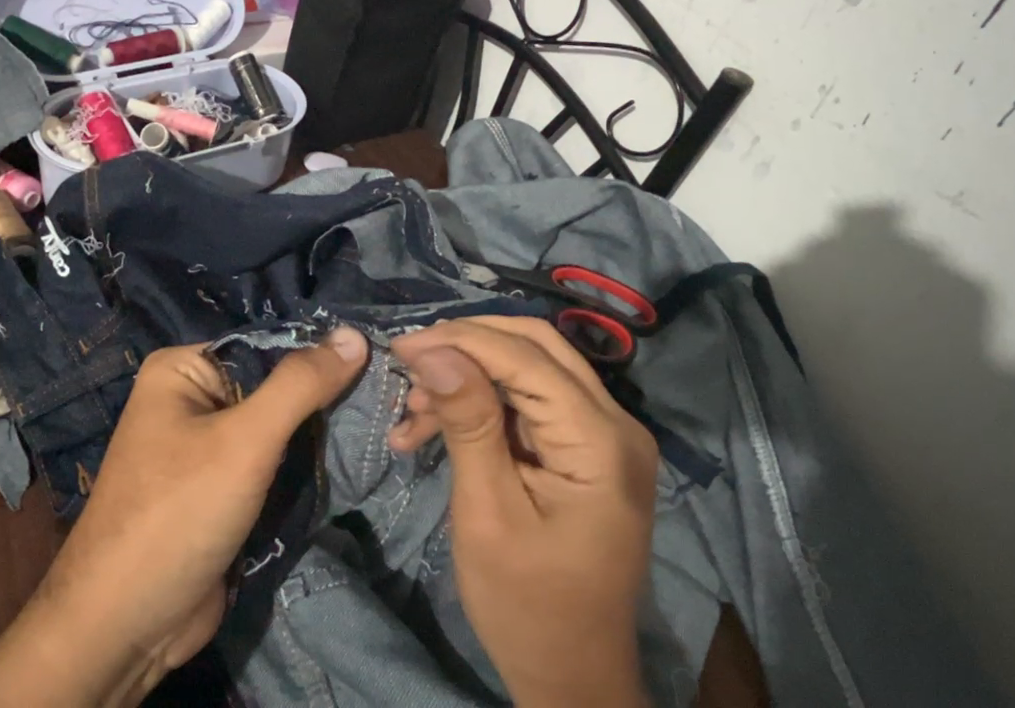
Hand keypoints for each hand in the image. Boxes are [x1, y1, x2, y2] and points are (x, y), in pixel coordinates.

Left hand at [0, 328, 368, 706]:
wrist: (128, 622)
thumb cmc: (178, 513)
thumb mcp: (244, 441)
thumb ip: (300, 386)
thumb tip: (354, 335)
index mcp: (181, 369)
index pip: (265, 343)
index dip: (320, 353)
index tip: (381, 362)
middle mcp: (191, 399)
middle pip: (274, 385)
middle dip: (322, 400)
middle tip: (389, 400)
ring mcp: (205, 448)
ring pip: (277, 429)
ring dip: (318, 437)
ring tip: (380, 427)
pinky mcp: (221, 490)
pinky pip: (270, 465)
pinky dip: (302, 468)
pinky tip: (348, 462)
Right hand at [390, 316, 658, 707]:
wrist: (572, 674)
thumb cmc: (526, 604)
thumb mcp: (488, 512)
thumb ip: (469, 423)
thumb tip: (433, 349)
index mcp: (600, 442)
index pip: (527, 358)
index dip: (460, 340)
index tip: (398, 345)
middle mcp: (616, 425)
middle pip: (536, 348)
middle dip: (465, 347)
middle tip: (407, 364)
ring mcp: (605, 438)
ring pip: (529, 371)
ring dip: (467, 380)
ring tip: (409, 416)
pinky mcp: (587, 453)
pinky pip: (531, 405)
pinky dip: (482, 408)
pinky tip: (430, 431)